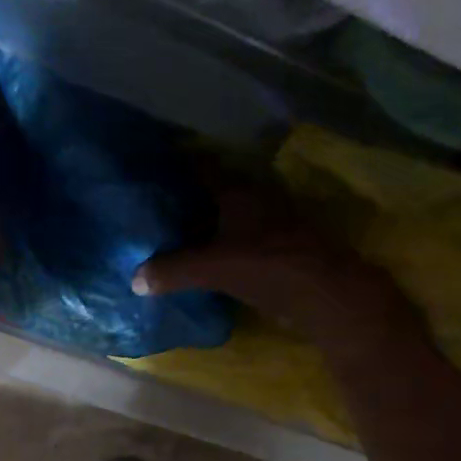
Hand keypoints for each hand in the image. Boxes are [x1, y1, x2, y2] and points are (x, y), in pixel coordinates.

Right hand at [131, 189, 424, 361]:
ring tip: (174, 234)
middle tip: (156, 207)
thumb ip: (172, 271)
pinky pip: (239, 238)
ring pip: (228, 217)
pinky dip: (220, 243)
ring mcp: (271, 223)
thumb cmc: (266, 267)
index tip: (155, 168)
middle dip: (188, 199)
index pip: (203, 170)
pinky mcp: (279, 247)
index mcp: (238, 193)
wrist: (325, 293)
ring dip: (205, 224)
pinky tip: (204, 257)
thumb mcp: (211, 268)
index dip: (179, 167)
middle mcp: (256, 200)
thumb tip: (135, 279)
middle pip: (214, 193)